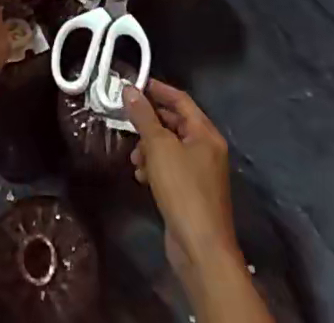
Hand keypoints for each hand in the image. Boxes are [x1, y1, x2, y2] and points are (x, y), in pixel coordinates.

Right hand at [124, 81, 241, 285]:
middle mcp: (207, 148)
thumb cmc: (183, 190)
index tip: (135, 84)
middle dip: (150, 123)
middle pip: (175, 123)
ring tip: (134, 158)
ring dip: (150, 148)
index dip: (158, 90)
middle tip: (127, 121)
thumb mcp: (160, 148)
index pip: (181, 100)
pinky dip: (155, 167)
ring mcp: (200, 172)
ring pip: (170, 147)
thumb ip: (144, 117)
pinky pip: (170, 168)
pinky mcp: (191, 192)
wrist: (200, 248)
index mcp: (206, 133)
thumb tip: (130, 90)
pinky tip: (141, 177)